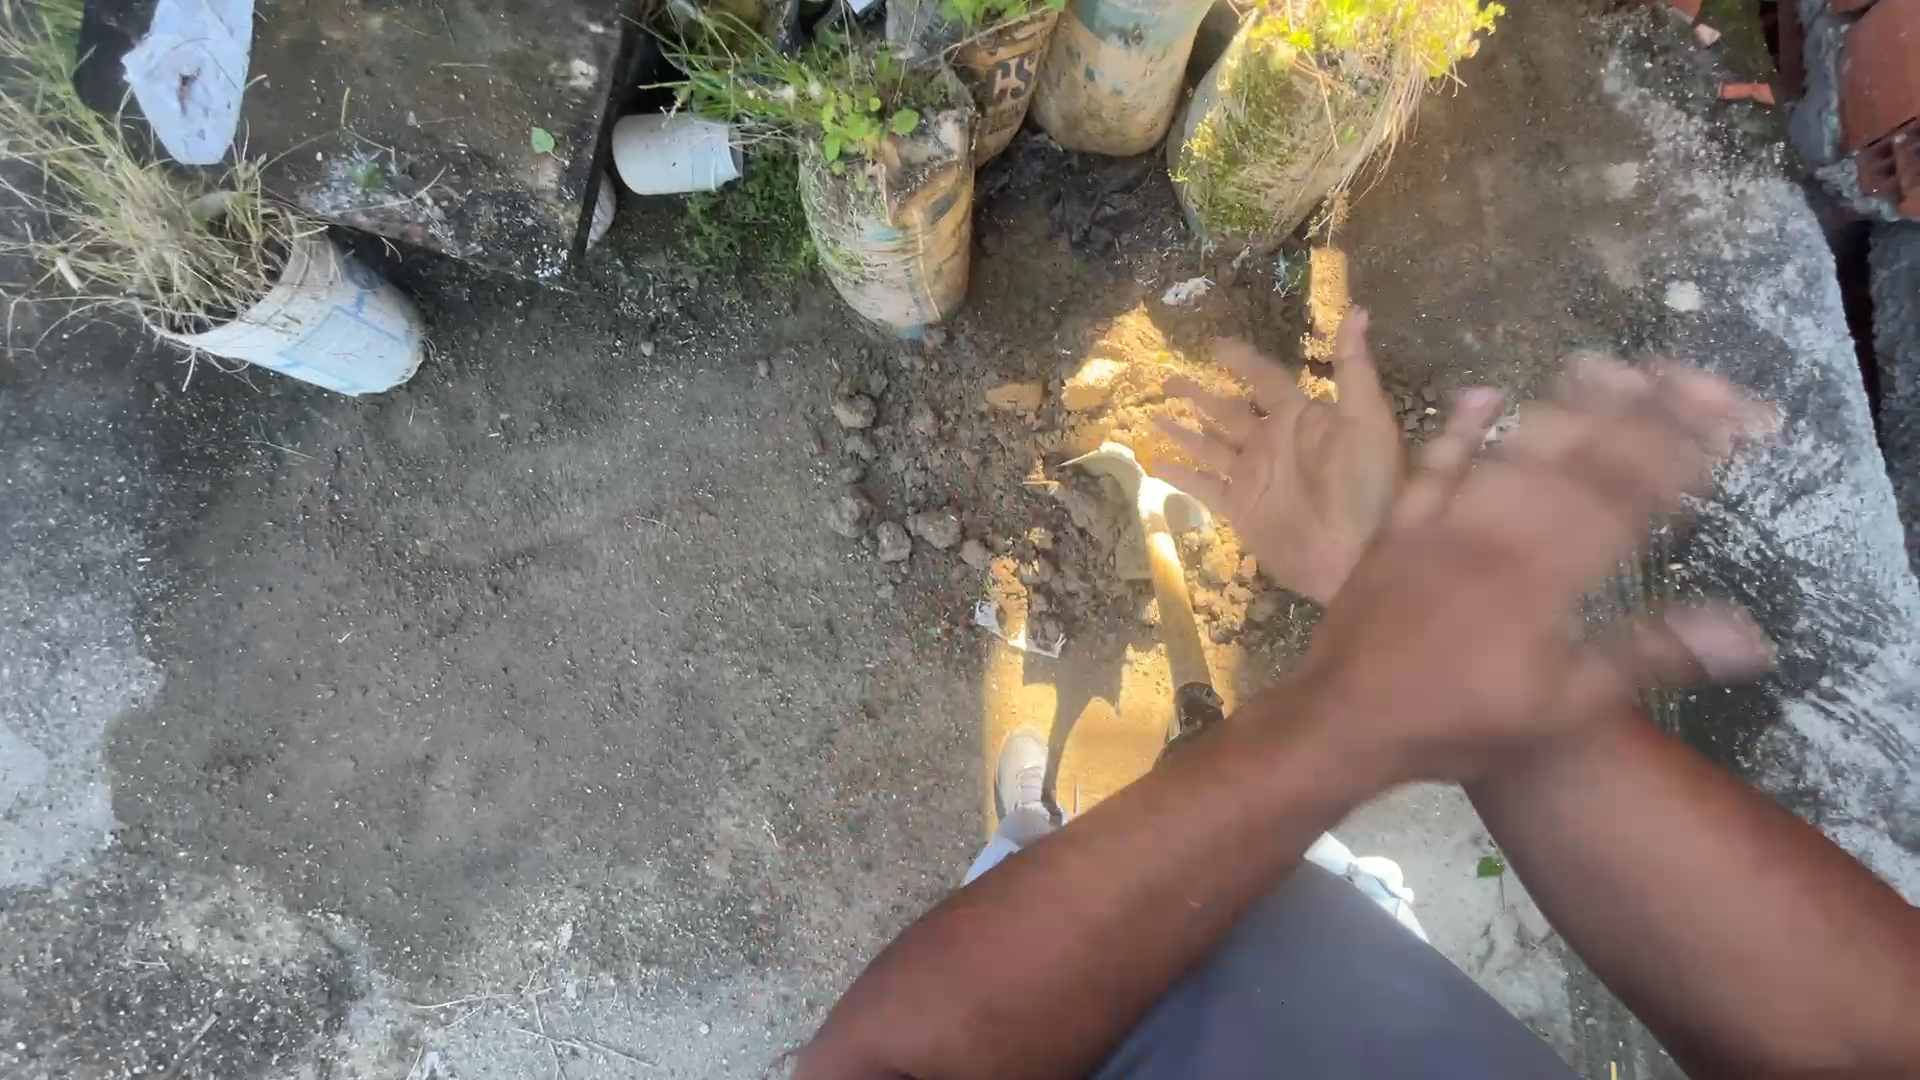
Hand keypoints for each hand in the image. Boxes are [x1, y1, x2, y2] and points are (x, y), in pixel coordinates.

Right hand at [1155, 309, 1405, 603]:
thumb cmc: (1369, 488)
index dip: (1242, 361)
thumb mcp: (1367, 422)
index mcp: (1300, 418)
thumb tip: (1356, 309)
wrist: (1357, 557)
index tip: (1215, 346)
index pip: (1265, 380)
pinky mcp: (1239, 507)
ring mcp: (1252, 476)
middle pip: (1227, 411)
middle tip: (1168, 379)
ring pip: (1208, 445)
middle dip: (1199, 394)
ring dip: (1183, 430)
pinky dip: (1178, 475)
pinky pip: (1202, 486)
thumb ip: (1354, 369)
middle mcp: (1271, 442)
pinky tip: (1155, 463)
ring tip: (1154, 415)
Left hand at [1290, 358, 1778, 784]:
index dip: (1678, 458)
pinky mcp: (1392, 532)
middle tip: (1682, 373)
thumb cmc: (1453, 722)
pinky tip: (1480, 395)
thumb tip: (1745, 631)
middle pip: (1574, 467)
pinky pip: (1425, 472)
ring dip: (1557, 411)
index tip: (1723, 419)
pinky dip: (1454, 433)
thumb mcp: (1558, 708)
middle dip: (1634, 418)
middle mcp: (1492, 541)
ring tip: (1604, 367)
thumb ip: (1644, 658)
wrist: (1345, 716)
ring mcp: (1436, 530)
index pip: (1625, 504)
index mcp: (1543, 581)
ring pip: (1507, 458)